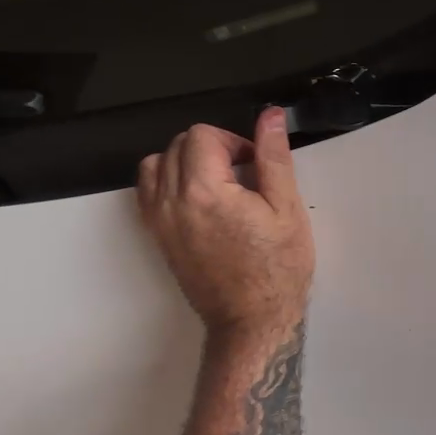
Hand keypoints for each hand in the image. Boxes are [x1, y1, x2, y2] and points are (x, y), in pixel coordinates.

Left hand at [138, 107, 314, 333]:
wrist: (252, 317)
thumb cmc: (279, 266)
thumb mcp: (288, 209)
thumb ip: (274, 158)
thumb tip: (270, 117)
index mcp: (206, 191)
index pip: (202, 135)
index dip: (235, 140)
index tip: (257, 163)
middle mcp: (172, 201)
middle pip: (178, 145)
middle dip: (214, 148)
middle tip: (247, 174)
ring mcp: (158, 219)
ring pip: (157, 164)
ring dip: (187, 162)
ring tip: (221, 184)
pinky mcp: (156, 235)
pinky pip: (148, 191)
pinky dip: (169, 182)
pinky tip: (200, 199)